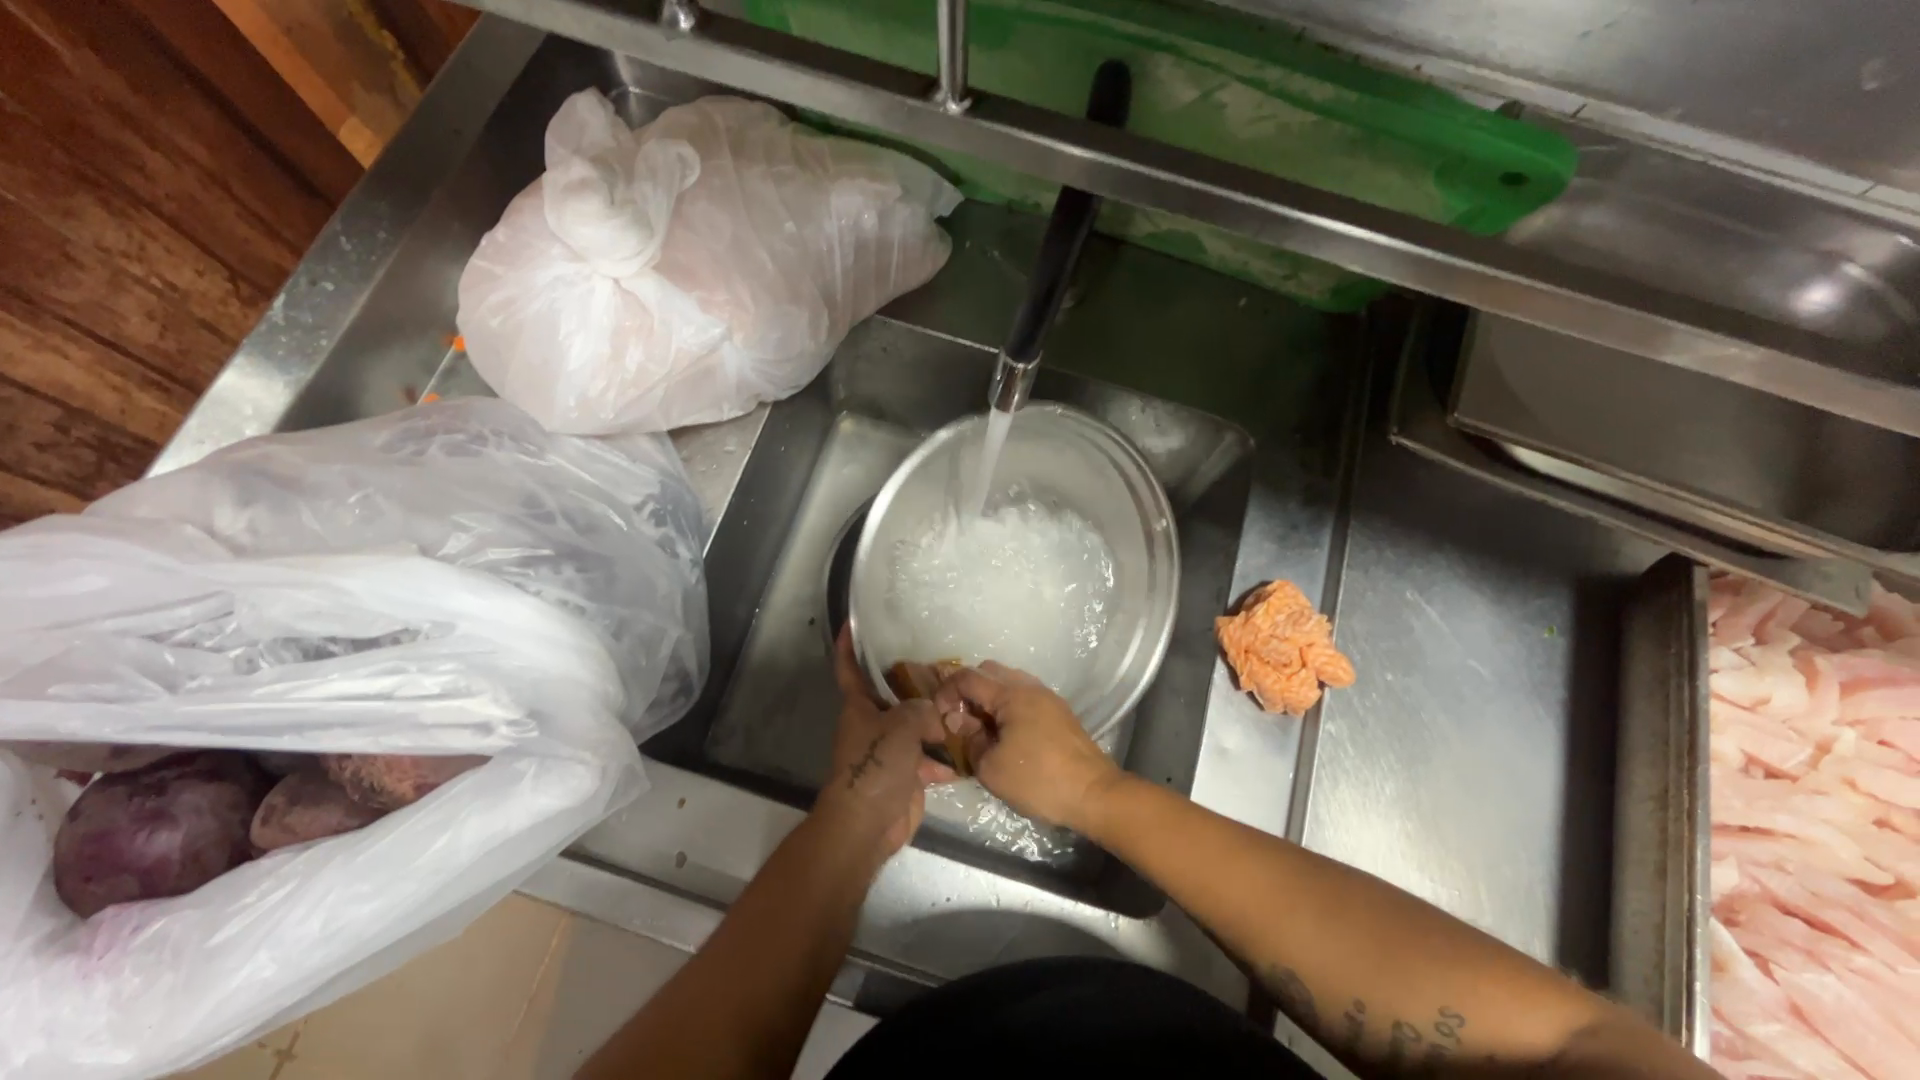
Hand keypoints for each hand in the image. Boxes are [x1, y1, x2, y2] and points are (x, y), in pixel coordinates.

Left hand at [813, 630, 952, 860]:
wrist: (868, 823)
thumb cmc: (874, 766)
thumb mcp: (900, 726)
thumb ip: (922, 710)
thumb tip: (938, 715)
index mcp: (860, 707)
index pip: (850, 669)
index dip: (849, 646)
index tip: (852, 623)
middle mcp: (874, 725)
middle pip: (895, 697)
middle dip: (918, 684)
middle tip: (946, 665)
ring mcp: (891, 752)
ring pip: (918, 728)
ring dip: (939, 722)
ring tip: (968, 705)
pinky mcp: (908, 776)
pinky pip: (931, 759)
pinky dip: (948, 758)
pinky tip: (970, 748)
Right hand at [931, 663, 1124, 831]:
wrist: (1094, 794)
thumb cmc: (1038, 780)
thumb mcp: (991, 767)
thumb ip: (969, 739)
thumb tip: (957, 720)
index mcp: (1011, 694)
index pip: (967, 677)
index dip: (946, 692)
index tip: (939, 717)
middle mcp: (1030, 687)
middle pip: (989, 672)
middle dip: (968, 691)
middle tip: (960, 719)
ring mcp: (1048, 698)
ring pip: (1009, 683)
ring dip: (989, 699)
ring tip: (981, 729)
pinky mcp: (1059, 713)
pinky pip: (1025, 697)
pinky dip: (1008, 707)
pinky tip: (1005, 734)